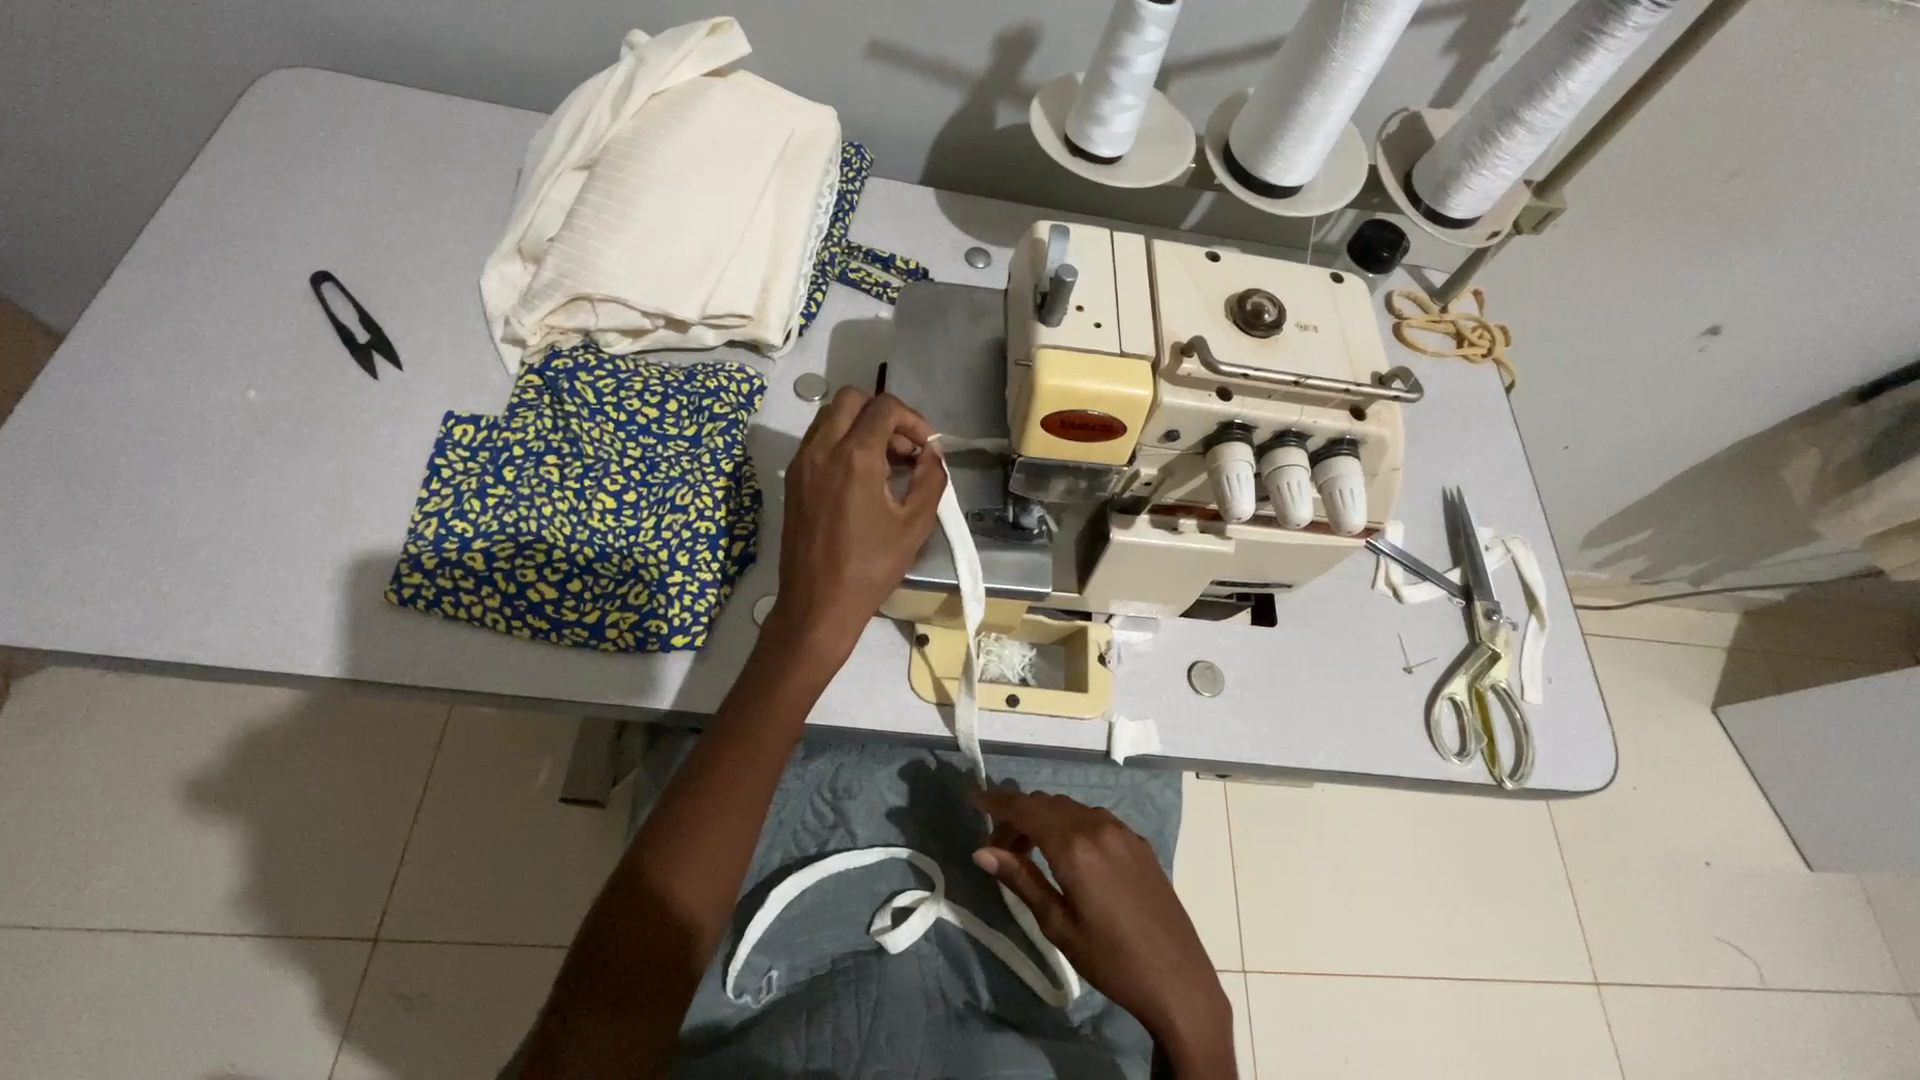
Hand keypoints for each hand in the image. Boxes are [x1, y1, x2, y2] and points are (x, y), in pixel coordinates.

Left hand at [765, 387, 945, 667]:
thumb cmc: (871, 568)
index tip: (925, 448)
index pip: (884, 407)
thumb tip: (932, 454)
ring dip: (861, 426)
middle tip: (904, 449)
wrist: (817, 603)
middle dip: (883, 414)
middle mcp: (822, 449)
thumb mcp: (914, 525)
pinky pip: (818, 440)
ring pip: (830, 416)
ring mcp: (801, 463)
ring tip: (886, 464)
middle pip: (851, 399)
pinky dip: (842, 443)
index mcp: (854, 457)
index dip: (913, 420)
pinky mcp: (792, 479)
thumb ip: (930, 479)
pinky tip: (862, 479)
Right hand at [972, 790, 1234, 1074]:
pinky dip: (1070, 824)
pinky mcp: (1139, 844)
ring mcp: (1123, 833)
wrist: (1178, 980)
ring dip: (1044, 820)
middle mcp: (1099, 827)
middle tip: (999, 849)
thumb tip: (982, 851)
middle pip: (1047, 804)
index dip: (996, 801)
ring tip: (1029, 854)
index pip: (1026, 809)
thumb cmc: (1111, 960)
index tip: (973, 800)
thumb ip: (1021, 880)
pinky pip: (1094, 819)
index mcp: (1075, 846)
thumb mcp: (1058, 924)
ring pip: (1071, 808)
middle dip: (1018, 816)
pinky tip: (1067, 855)